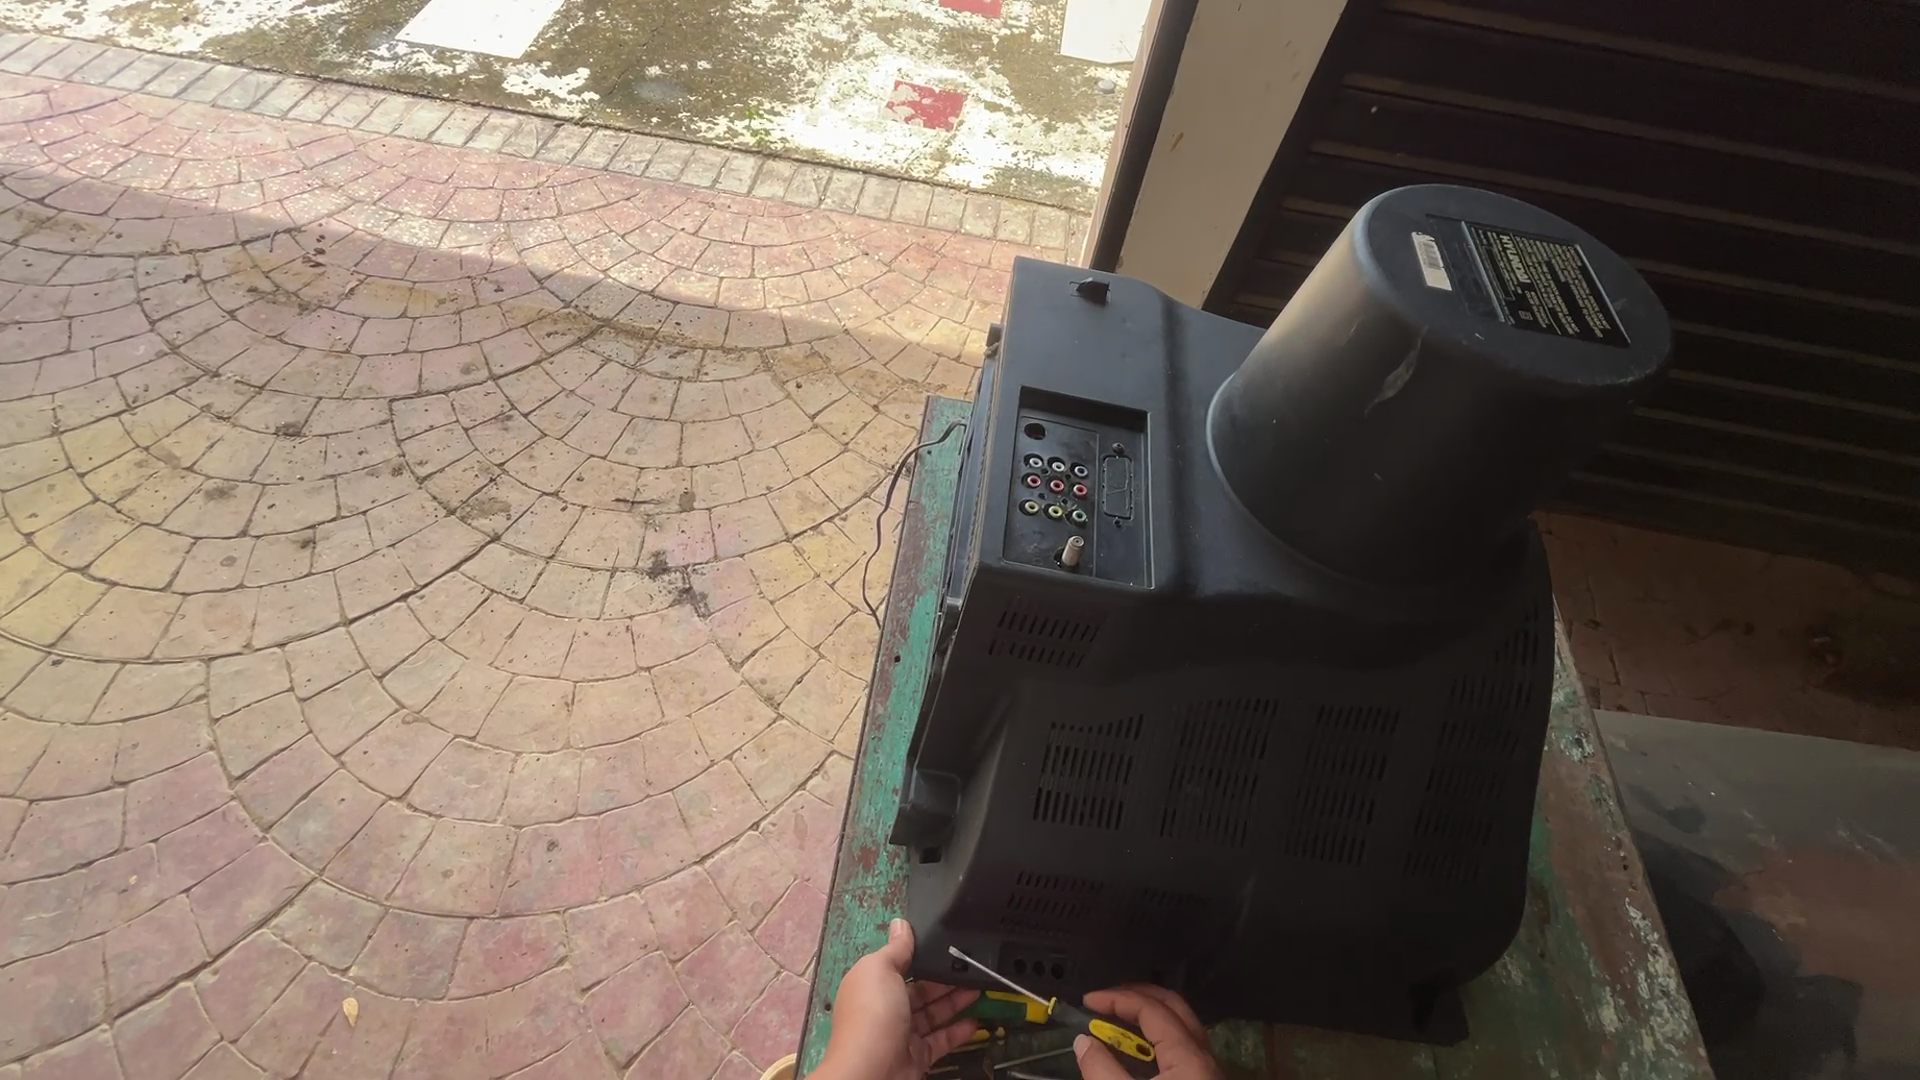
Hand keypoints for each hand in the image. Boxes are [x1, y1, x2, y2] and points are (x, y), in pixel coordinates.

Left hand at [815, 919, 979, 1079]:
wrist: (870, 1077)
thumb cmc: (873, 1014)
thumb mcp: (881, 970)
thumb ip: (896, 948)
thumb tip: (901, 922)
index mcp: (873, 983)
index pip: (900, 962)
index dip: (922, 953)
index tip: (948, 941)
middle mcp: (886, 1007)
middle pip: (920, 987)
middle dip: (944, 976)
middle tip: (973, 964)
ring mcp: (902, 1034)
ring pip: (932, 1012)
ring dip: (955, 1000)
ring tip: (980, 986)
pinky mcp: (917, 1057)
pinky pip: (940, 1040)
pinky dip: (957, 1031)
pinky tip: (975, 1021)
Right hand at [1074, 985, 1223, 1079]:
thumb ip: (1103, 1071)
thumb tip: (1082, 1041)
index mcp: (1189, 1056)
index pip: (1150, 1008)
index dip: (1116, 998)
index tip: (1088, 1001)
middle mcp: (1205, 1057)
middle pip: (1173, 1005)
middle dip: (1137, 995)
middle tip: (1107, 1000)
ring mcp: (1210, 1072)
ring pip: (1182, 1025)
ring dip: (1149, 1014)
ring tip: (1120, 1021)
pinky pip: (1184, 1045)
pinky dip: (1159, 1036)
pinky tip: (1143, 1052)